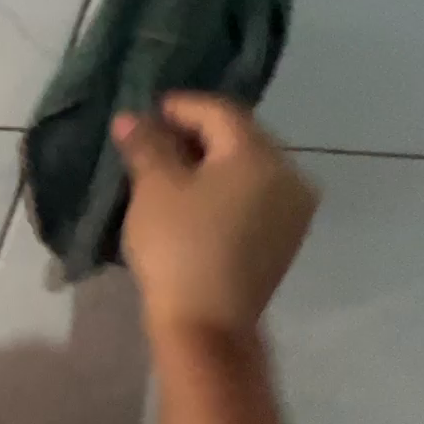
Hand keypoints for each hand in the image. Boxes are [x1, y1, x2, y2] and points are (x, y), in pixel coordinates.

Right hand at [113, 92, 317, 338]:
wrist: (206, 317)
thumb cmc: (177, 243)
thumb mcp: (153, 188)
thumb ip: (146, 145)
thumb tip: (131, 117)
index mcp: (260, 157)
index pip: (221, 112)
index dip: (179, 106)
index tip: (140, 112)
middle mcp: (289, 175)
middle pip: (239, 137)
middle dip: (192, 132)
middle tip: (146, 139)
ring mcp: (292, 208)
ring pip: (246, 166)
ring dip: (205, 159)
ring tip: (163, 169)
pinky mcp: (283, 234)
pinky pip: (251, 192)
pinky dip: (220, 184)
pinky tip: (189, 198)